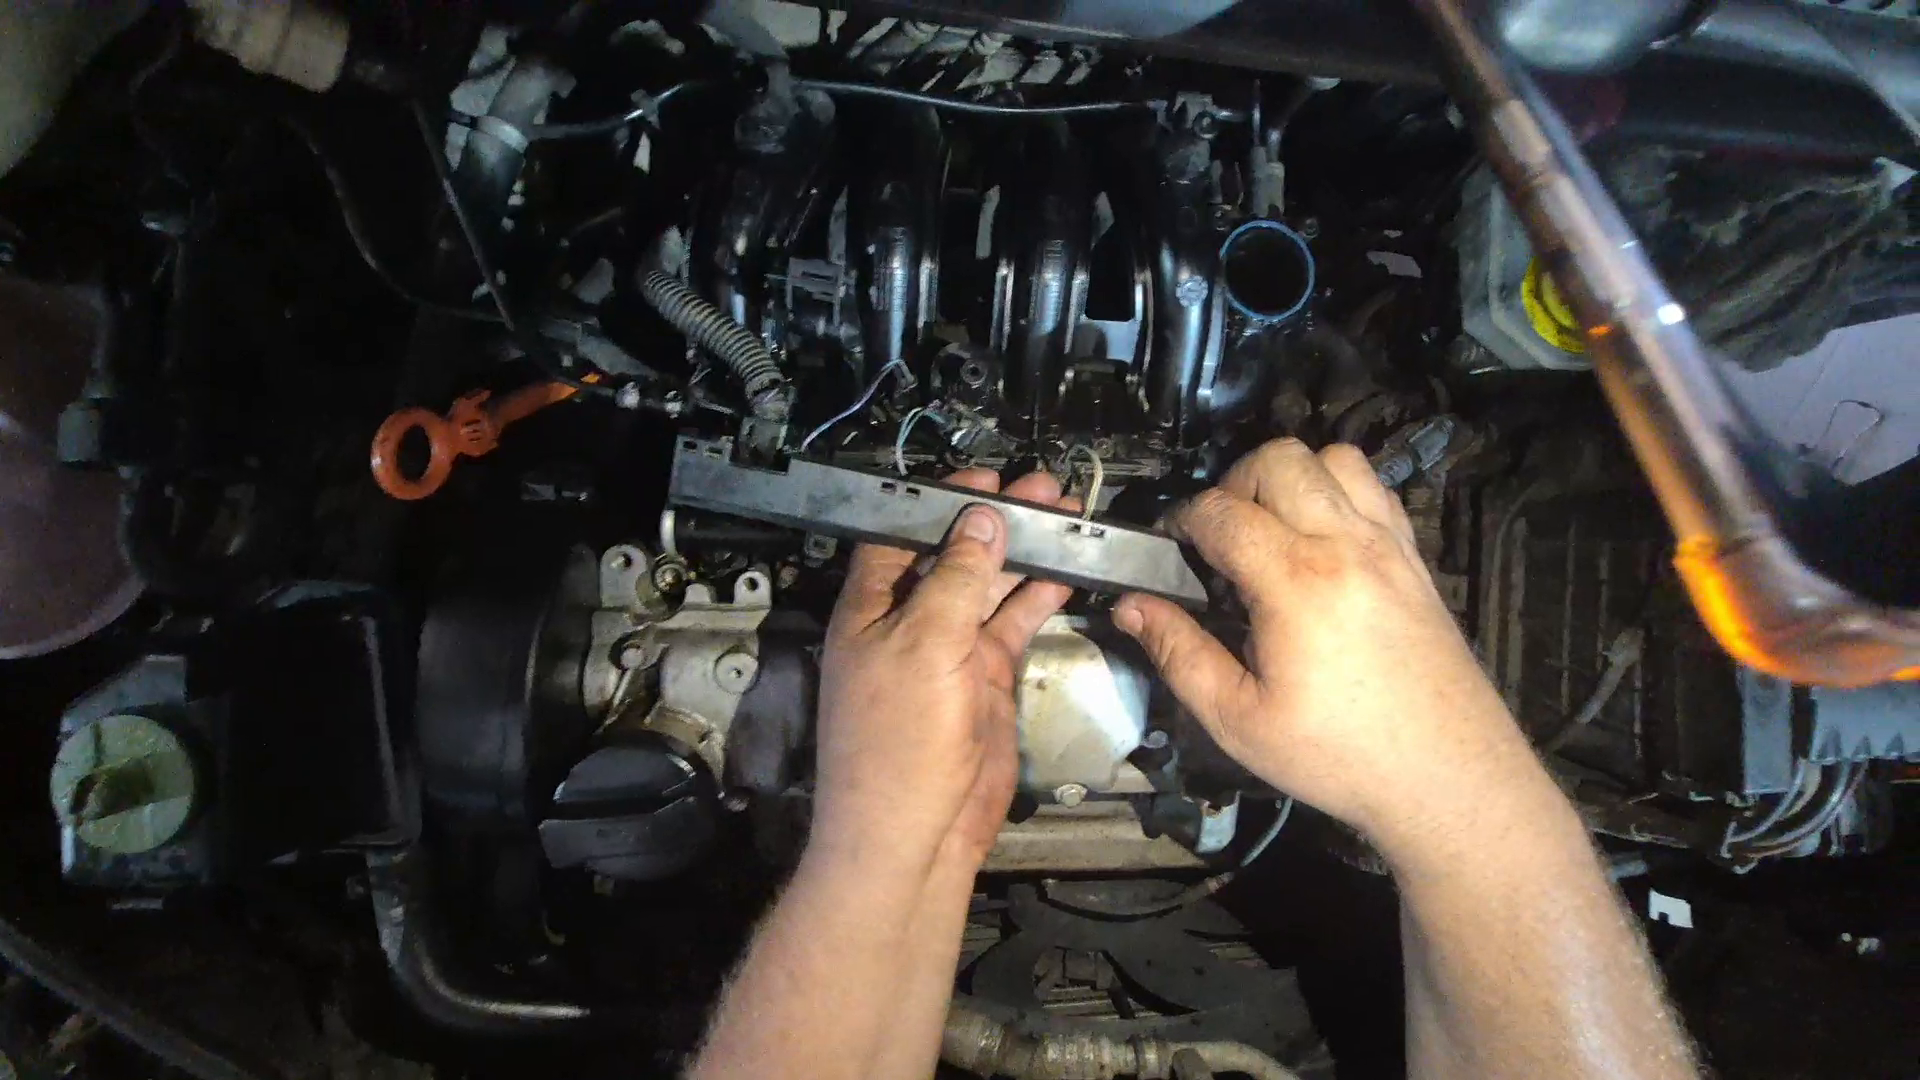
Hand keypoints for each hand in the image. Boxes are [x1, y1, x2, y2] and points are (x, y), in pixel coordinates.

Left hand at [813, 470, 1074, 874]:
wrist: (917, 834)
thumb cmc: (898, 740)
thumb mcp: (922, 646)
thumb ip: (954, 579)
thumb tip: (981, 519)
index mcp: (872, 605)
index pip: (904, 533)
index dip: (943, 503)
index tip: (987, 477)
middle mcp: (909, 619)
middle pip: (955, 554)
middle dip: (997, 521)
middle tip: (1044, 490)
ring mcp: (949, 647)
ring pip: (989, 585)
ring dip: (1024, 553)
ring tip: (1065, 517)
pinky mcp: (984, 675)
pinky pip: (1012, 624)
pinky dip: (1037, 597)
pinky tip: (1064, 572)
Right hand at [1111, 438, 1534, 845]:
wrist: (1452, 782)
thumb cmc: (1338, 754)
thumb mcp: (1236, 717)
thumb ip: (1177, 652)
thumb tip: (1129, 605)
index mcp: (1295, 581)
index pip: (1222, 511)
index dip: (1182, 520)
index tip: (1168, 547)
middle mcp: (1345, 544)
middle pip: (1278, 460)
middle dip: (1232, 483)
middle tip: (1218, 536)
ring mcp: (1389, 545)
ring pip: (1332, 458)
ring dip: (1288, 478)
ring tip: (1269, 529)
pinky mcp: (1415, 559)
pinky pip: (1374, 488)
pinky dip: (1335, 492)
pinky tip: (1319, 540)